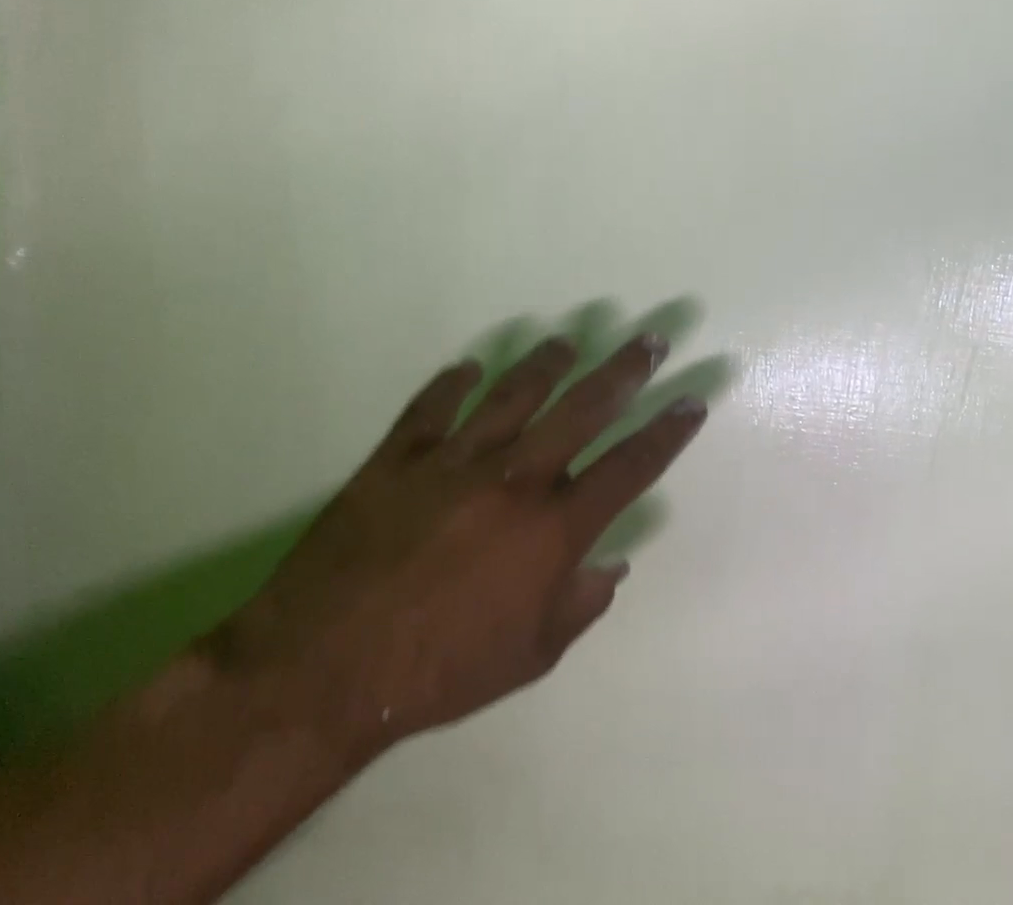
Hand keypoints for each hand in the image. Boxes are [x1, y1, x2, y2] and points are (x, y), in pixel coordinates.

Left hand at [202, 331, 706, 763]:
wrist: (321, 671)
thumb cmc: (441, 670)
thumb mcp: (532, 655)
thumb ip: (580, 606)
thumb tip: (612, 567)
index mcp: (554, 530)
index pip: (629, 467)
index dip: (667, 433)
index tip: (691, 403)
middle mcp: (514, 482)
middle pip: (582, 412)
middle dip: (624, 373)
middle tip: (650, 342)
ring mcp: (450, 466)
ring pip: (512, 397)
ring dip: (547, 365)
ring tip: (569, 342)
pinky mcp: (393, 463)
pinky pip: (430, 411)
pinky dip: (452, 385)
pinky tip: (470, 368)